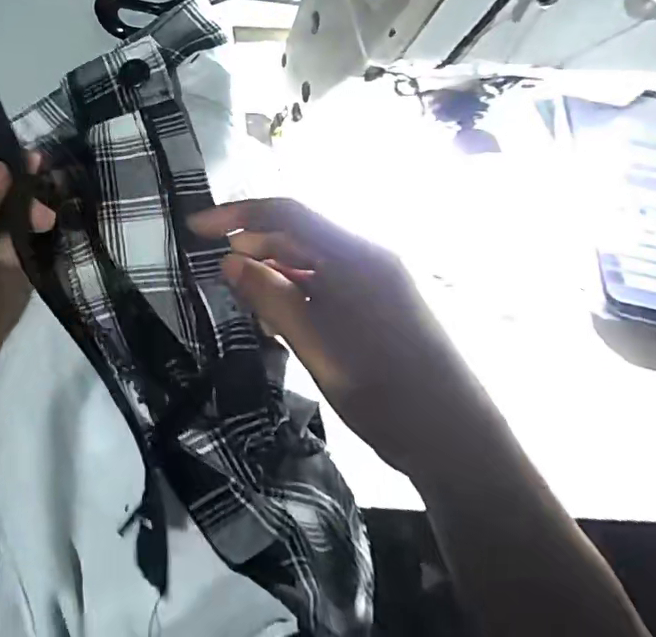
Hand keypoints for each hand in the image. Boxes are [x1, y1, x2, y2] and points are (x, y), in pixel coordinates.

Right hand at [189, 198, 441, 473]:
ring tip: (240, 290)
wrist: (458, 443)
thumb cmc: (383, 391)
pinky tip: (276, 311)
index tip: (196, 228)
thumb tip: (229, 260)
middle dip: (253, 242)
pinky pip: (329, 279)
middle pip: (299, 232)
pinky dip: (297, 287)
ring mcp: (379, 278)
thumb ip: (269, 296)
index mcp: (354, 254)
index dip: (237, 214)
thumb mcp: (315, 344)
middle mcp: (368, 255)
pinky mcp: (383, 301)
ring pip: (312, 257)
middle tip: (214, 265)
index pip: (286, 212)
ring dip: (274, 267)